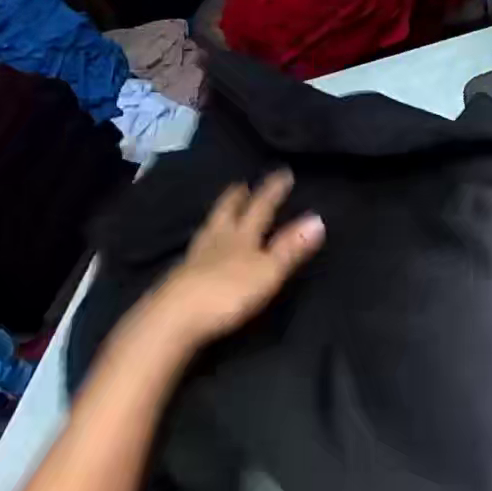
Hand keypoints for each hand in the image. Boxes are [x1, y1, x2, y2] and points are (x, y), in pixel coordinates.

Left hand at [150, 170, 324, 347]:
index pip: (260, 208)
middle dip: (236, 198)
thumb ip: (290, 247)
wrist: (174, 317)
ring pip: (209, 229)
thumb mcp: (267, 271)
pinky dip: (203, 241)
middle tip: (240, 184)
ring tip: (221, 209)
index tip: (282, 173)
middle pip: (227, 213)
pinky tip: (200, 247)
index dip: (272, 191)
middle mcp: (217, 240)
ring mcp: (195, 258)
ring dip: (218, 216)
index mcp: (241, 236)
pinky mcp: (180, 278)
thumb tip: (317, 218)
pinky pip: (196, 250)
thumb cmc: (227, 293)